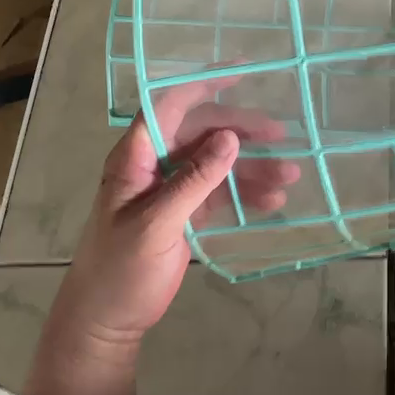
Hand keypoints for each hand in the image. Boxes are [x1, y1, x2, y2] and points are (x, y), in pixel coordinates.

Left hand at [37, 78, 300, 360]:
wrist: (104, 324)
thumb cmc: (118, 270)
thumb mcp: (155, 224)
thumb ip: (194, 180)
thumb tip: (230, 138)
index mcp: (136, 155)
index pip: (169, 103)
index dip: (204, 82)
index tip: (243, 70)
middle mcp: (155, 163)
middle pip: (204, 131)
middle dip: (243, 130)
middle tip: (282, 134)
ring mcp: (172, 187)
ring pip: (219, 162)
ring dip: (253, 166)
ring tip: (289, 176)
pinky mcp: (186, 211)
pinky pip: (222, 190)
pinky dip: (247, 192)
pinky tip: (274, 200)